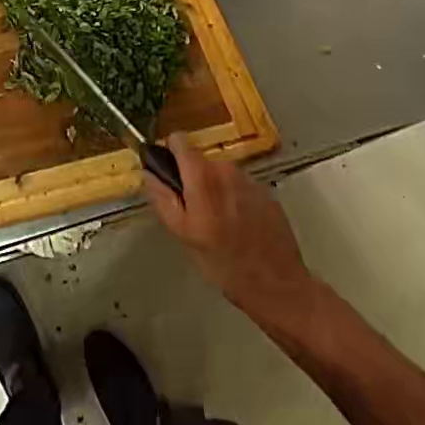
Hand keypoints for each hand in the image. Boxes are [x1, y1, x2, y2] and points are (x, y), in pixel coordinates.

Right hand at [144, 132, 316, 317]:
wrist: (276, 284)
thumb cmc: (222, 263)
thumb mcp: (182, 234)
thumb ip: (162, 197)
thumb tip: (148, 172)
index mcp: (203, 176)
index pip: (179, 140)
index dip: (169, 153)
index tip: (168, 175)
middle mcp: (227, 169)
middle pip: (200, 161)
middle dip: (192, 180)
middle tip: (193, 213)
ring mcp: (250, 180)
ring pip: (221, 175)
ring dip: (214, 190)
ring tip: (217, 225)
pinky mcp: (267, 193)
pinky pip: (240, 188)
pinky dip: (234, 199)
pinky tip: (239, 228)